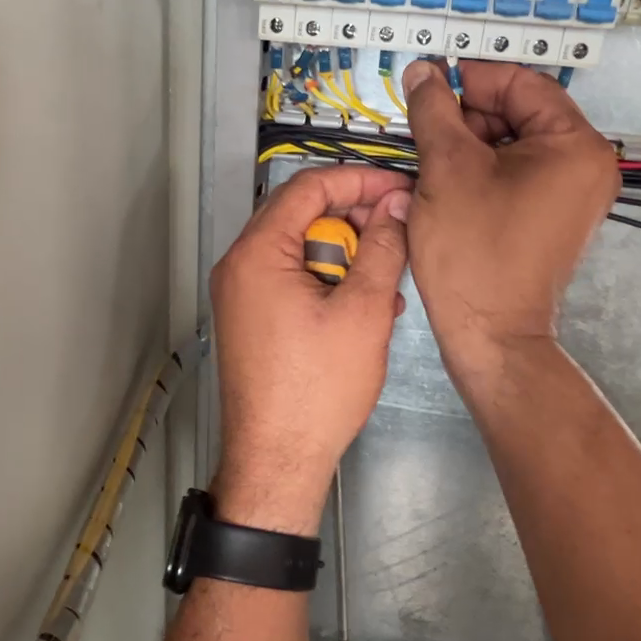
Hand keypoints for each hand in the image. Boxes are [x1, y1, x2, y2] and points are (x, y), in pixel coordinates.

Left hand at [210, 166, 413, 534]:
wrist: (278, 460)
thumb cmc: (317, 389)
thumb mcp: (363, 311)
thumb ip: (382, 248)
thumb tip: (395, 206)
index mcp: (257, 254)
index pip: (309, 187)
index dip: (360, 180)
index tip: (400, 189)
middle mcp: (239, 267)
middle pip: (302, 217)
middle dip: (355, 222)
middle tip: (398, 236)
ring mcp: (242, 297)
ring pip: (302, 252)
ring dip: (348, 259)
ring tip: (387, 284)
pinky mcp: (252, 322)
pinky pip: (293, 283)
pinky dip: (330, 285)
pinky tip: (366, 310)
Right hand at [400, 60, 618, 367]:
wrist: (490, 335)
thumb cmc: (472, 250)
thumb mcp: (447, 169)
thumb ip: (434, 111)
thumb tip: (423, 71)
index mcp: (576, 145)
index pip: (522, 84)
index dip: (470, 79)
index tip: (426, 86)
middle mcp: (587, 166)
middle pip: (519, 115)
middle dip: (467, 117)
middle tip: (421, 130)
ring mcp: (573, 197)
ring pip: (513, 148)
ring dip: (468, 147)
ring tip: (427, 163)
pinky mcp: (553, 221)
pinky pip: (516, 179)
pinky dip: (481, 175)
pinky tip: (445, 187)